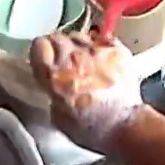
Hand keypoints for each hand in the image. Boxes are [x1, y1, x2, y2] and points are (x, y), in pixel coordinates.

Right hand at [29, 31, 146, 153]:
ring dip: (78, 45)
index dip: (41, 53)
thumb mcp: (58, 117)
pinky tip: (102, 57)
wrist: (125, 126)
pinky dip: (100, 45)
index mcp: (54, 75)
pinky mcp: (117, 51)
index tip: (46, 60)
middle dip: (58, 48)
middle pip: (58, 37)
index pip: (39, 46)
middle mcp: (73, 58)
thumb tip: (55, 86)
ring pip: (79, 35)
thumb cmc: (91, 129)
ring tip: (85, 59)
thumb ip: (53, 94)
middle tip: (65, 62)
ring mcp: (96, 51)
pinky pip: (102, 38)